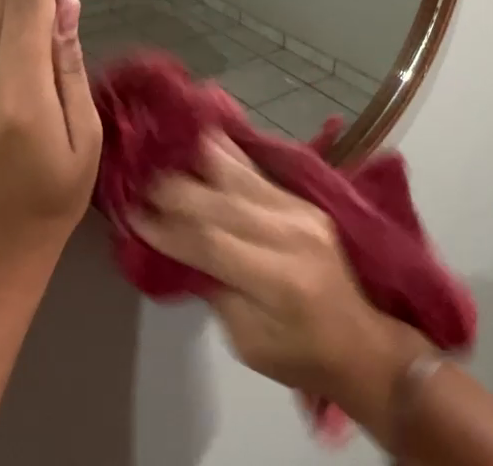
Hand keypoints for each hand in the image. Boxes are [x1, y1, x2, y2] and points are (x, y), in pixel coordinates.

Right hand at [131, 132, 429, 402]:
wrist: (361, 343)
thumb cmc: (299, 354)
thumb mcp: (245, 339)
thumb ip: (213, 287)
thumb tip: (177, 246)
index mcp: (276, 279)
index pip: (208, 242)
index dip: (166, 226)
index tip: (131, 212)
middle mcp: (291, 235)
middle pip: (220, 203)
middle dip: (175, 191)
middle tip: (139, 182)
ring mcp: (302, 212)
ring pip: (239, 178)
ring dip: (197, 164)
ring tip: (164, 153)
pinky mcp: (305, 202)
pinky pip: (259, 172)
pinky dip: (227, 155)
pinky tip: (203, 138)